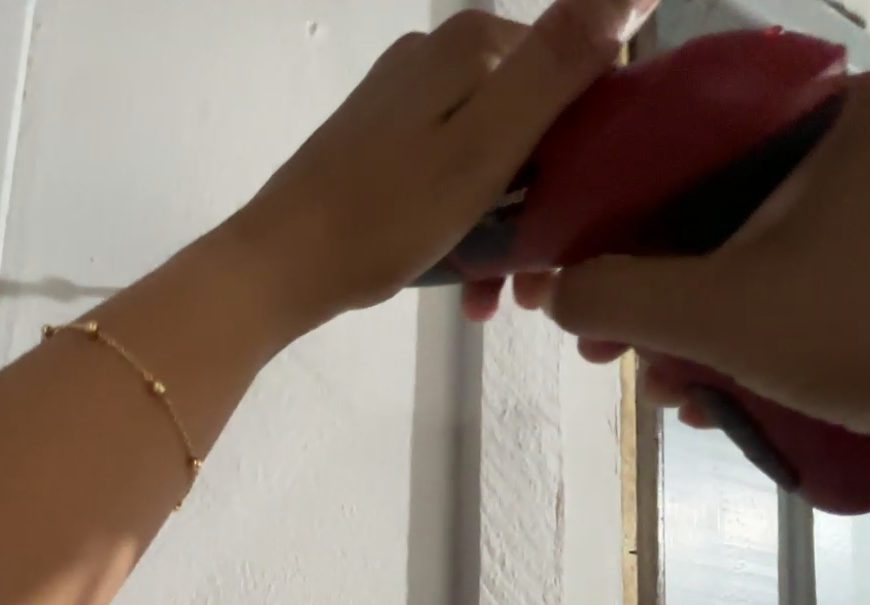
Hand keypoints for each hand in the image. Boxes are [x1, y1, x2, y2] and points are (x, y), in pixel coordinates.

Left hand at [221, 0, 658, 330]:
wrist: (278, 268)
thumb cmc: (384, 215)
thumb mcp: (485, 142)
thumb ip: (557, 64)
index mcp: (469, 45)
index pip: (574, 71)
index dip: (592, 147)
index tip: (581, 220)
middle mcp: (430, 62)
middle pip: (525, 121)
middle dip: (540, 200)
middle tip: (534, 276)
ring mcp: (395, 109)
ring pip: (481, 160)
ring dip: (500, 228)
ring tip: (494, 294)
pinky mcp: (371, 154)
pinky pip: (437, 182)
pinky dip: (456, 227)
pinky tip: (460, 281)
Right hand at [530, 63, 869, 532]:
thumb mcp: (716, 312)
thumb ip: (611, 296)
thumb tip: (552, 292)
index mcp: (858, 114)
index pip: (698, 155)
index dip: (616, 225)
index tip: (574, 285)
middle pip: (728, 222)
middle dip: (658, 303)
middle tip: (612, 355)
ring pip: (773, 270)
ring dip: (703, 339)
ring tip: (676, 395)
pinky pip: (827, 300)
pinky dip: (768, 347)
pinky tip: (733, 400)